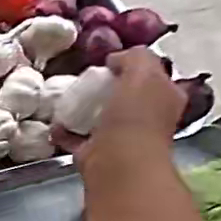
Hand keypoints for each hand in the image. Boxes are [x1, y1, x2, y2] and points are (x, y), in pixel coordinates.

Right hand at [52, 48, 185, 156]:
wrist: (118, 163)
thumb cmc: (135, 116)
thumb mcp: (143, 73)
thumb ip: (134, 57)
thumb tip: (116, 58)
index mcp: (165, 96)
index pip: (152, 74)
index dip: (132, 65)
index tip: (109, 63)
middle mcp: (147, 117)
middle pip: (125, 95)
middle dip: (105, 87)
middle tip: (85, 80)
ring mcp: (121, 137)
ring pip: (101, 117)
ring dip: (83, 109)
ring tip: (66, 101)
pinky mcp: (96, 153)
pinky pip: (77, 138)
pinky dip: (65, 131)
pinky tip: (54, 124)